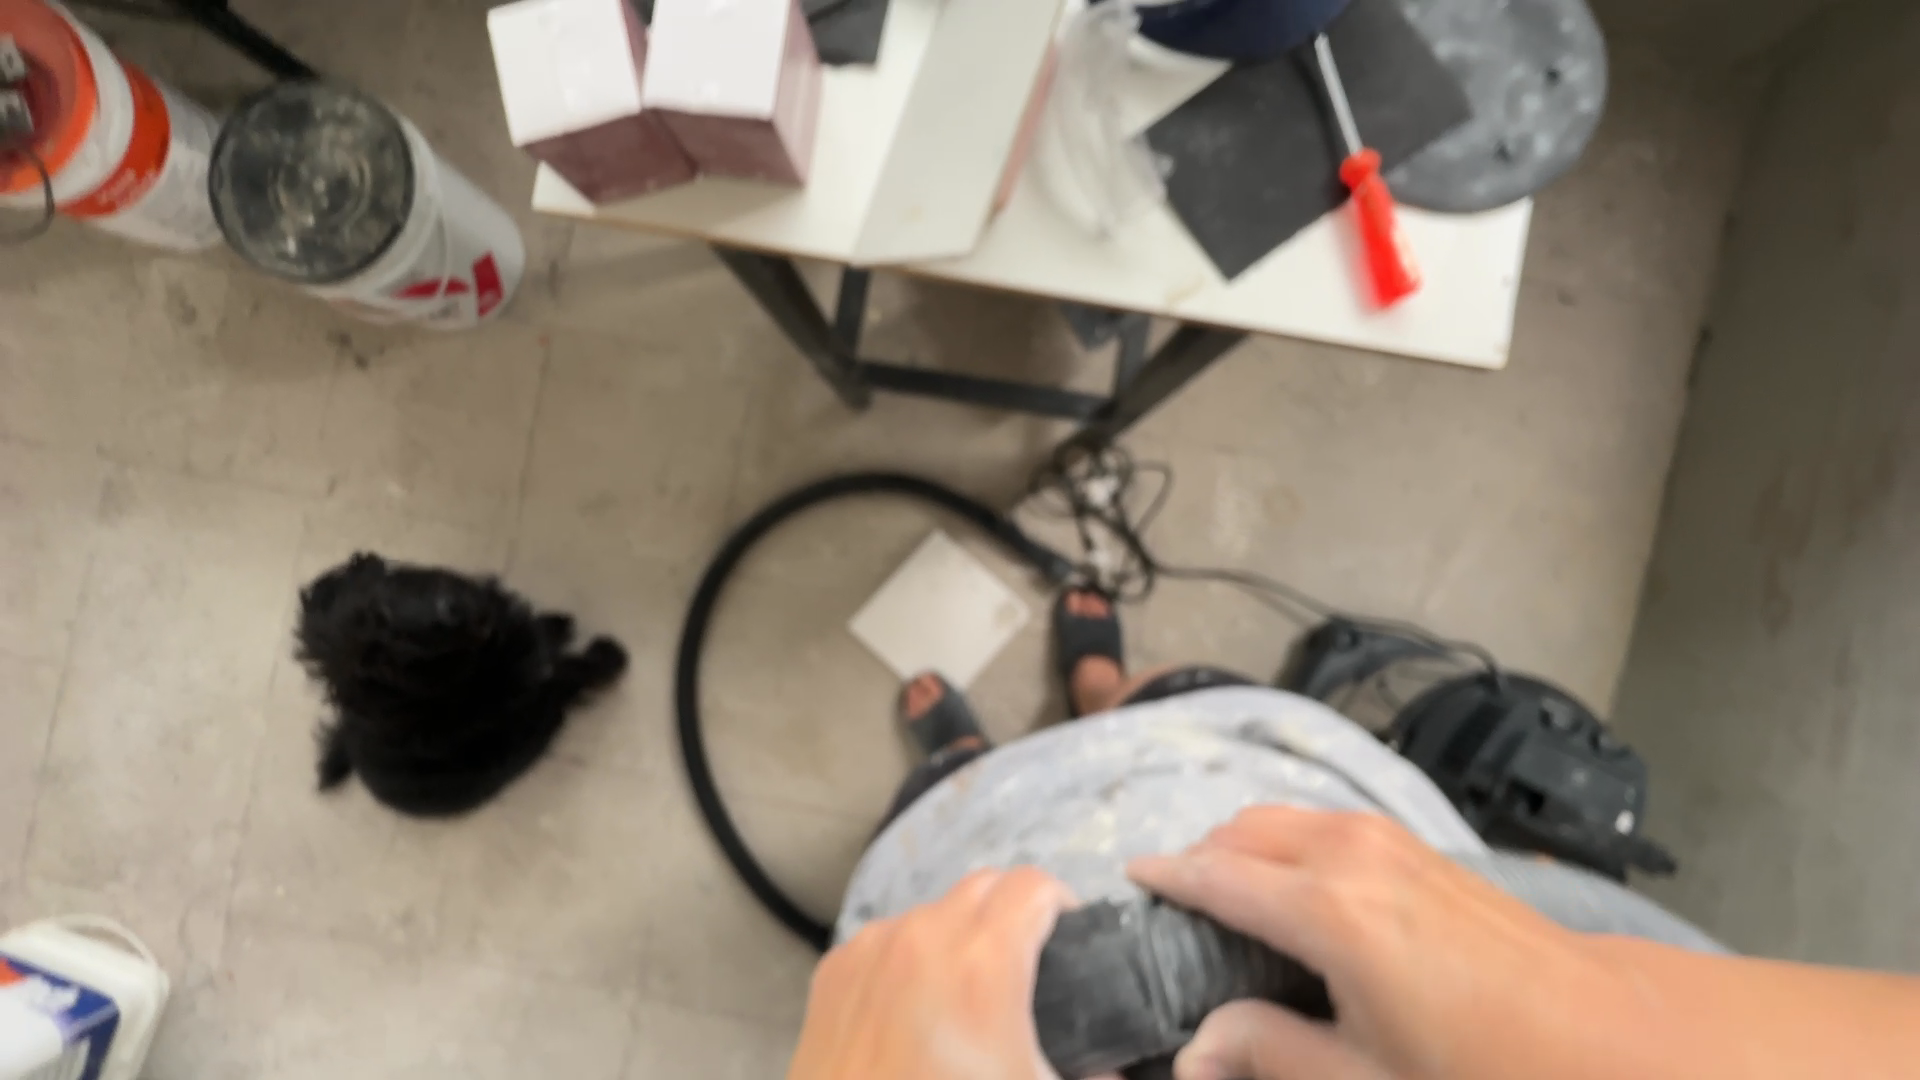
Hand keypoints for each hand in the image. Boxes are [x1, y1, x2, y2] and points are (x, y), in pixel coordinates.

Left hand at [787, 867, 1076, 1079]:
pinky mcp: (834, 972)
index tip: (1071, 939)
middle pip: (984, 886)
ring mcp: (871, 949)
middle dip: (1013, 914)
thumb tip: (1112, 1068)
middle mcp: (922, 936)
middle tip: (1027, 969)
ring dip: (959, 935)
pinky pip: (888, 939)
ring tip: (966, 998)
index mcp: (979, 964)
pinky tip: (913, 1013)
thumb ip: (1095, 1076)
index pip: (1033, 885)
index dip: (1061, 905)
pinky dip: (910, 959)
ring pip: (933, 910)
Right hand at [1128, 806, 1657, 1079]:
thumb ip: (1267, 1052)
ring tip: (1230, 895)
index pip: (1216, 874)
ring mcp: (1379, 835)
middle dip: (1201, 858)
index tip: (1131, 878)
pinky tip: (1292, 887)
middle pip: (1238, 832)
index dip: (1167, 875)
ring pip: (1274, 817)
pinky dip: (1279, 842)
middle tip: (1183, 907)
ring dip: (1239, 846)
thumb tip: (1190, 1051)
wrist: (1621, 1039)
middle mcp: (1343, 851)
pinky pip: (1312, 821)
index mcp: (1327, 910)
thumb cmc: (1487, 1075)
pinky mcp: (1406, 837)